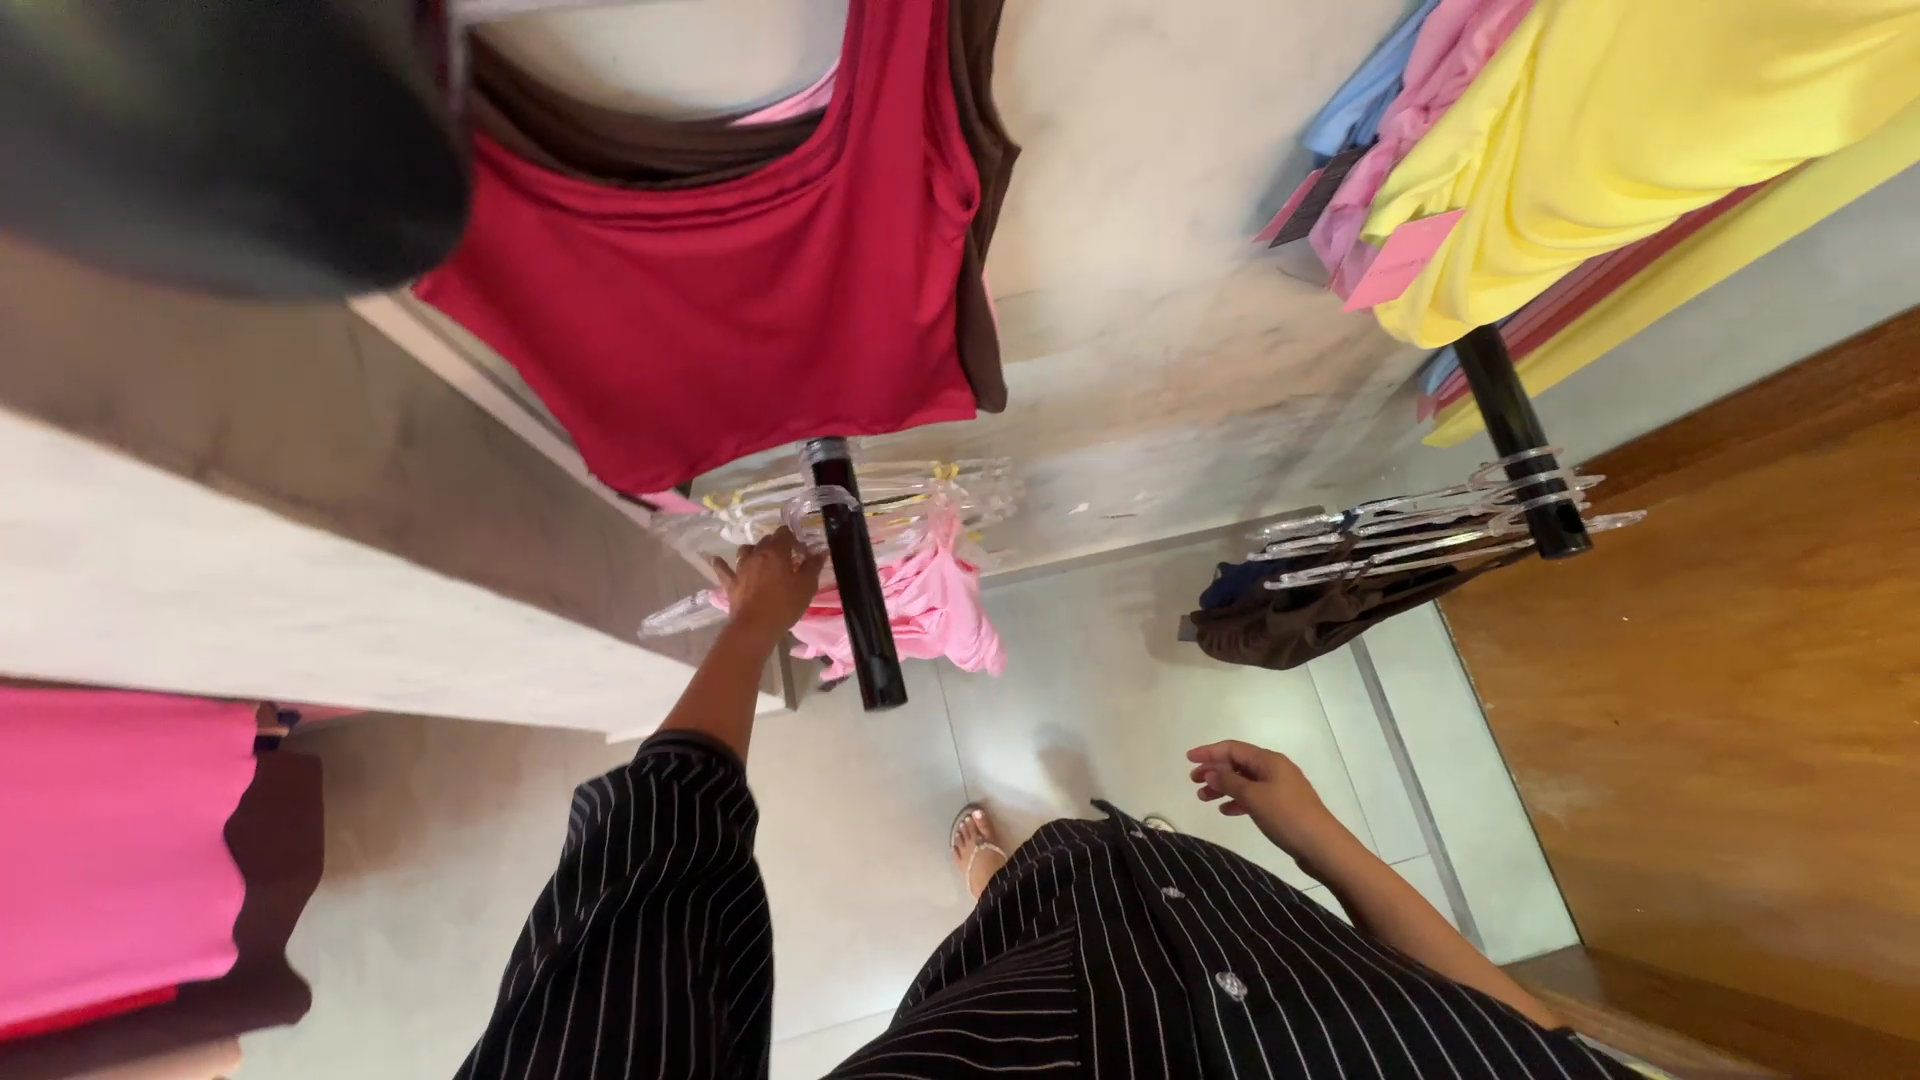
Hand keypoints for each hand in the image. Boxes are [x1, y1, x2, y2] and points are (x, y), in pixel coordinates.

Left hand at [711, 528, 825, 640]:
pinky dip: (720, 564)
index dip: (793, 539)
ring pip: (745, 550)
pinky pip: (723, 569)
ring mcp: (741, 568)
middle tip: (786, 557)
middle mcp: (757, 554)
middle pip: (766, 540)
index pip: (784, 533)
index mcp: (777, 552)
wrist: (756, 626)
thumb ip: (813, 566)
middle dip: (777, 544)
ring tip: (760, 557)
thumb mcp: (807, 586)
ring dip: (754, 550)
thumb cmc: (785, 604)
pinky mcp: (731, 583)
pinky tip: (716, 560)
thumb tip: (820, 551)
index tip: (801, 551)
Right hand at [1187, 740, 1352, 862]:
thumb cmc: (1287, 816)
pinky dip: (1237, 800)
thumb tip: (1211, 772)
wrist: (1323, 847)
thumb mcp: (1253, 797)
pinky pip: (1254, 796)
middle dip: (1214, 770)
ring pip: (1244, 781)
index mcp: (1269, 760)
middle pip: (1237, 763)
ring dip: (1223, 787)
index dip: (1209, 752)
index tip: (1188, 759)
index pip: (1232, 748)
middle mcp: (1274, 769)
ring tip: (1203, 799)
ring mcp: (1280, 788)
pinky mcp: (1282, 806)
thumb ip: (1228, 782)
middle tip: (1193, 781)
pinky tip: (1226, 811)